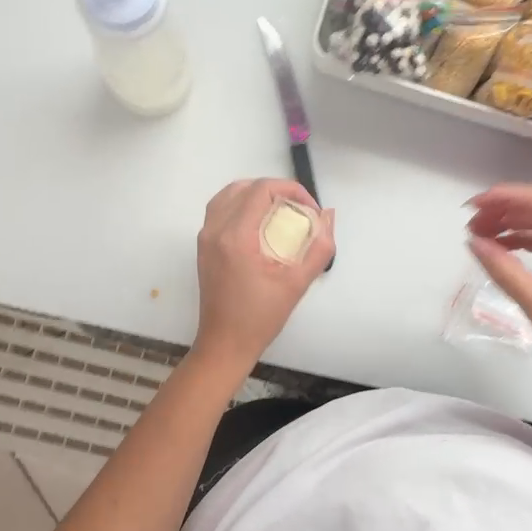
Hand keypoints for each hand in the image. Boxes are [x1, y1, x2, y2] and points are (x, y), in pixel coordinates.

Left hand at [192, 179, 335, 369]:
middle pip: (243, 187)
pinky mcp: (203, 247)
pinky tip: (260, 225)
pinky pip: (219, 211)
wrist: (225, 344)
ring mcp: (204, 238)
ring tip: (280, 212)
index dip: (291, 190)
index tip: (310, 209)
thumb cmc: (260, 318)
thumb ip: (318, 247)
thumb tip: (328, 217)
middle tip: (298, 209)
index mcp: (235, 236)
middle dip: (275, 191)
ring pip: (228, 196)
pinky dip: (240, 206)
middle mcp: (214, 230)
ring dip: (255, 195)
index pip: (261, 190)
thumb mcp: (296, 283)